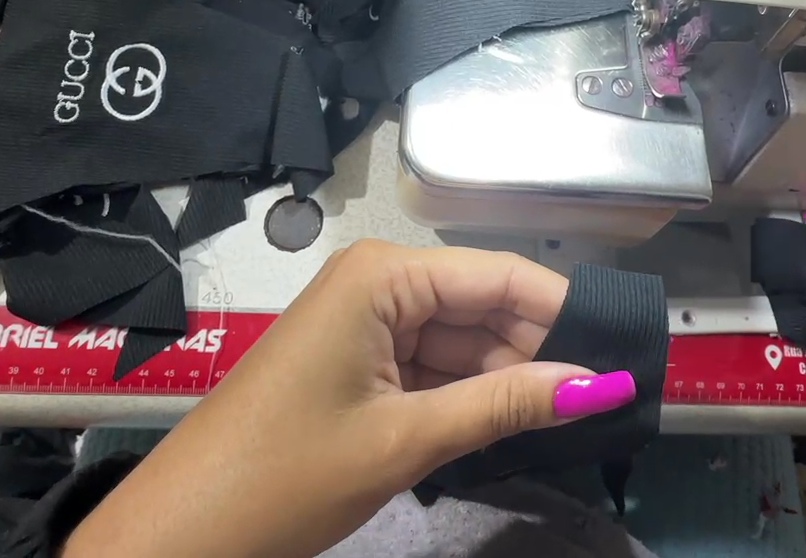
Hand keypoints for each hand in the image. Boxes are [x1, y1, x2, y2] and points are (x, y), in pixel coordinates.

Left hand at [63, 240, 635, 557]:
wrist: (179, 536)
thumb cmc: (287, 474)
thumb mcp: (407, 438)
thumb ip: (507, 405)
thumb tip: (602, 385)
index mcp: (387, 273)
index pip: (500, 274)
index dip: (565, 309)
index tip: (625, 347)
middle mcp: (382, 280)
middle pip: (484, 303)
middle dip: (541, 347)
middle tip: (608, 393)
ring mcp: (370, 318)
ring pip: (463, 336)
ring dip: (509, 374)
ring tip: (576, 410)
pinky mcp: (363, 355)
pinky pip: (434, 361)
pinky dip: (472, 390)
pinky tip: (516, 418)